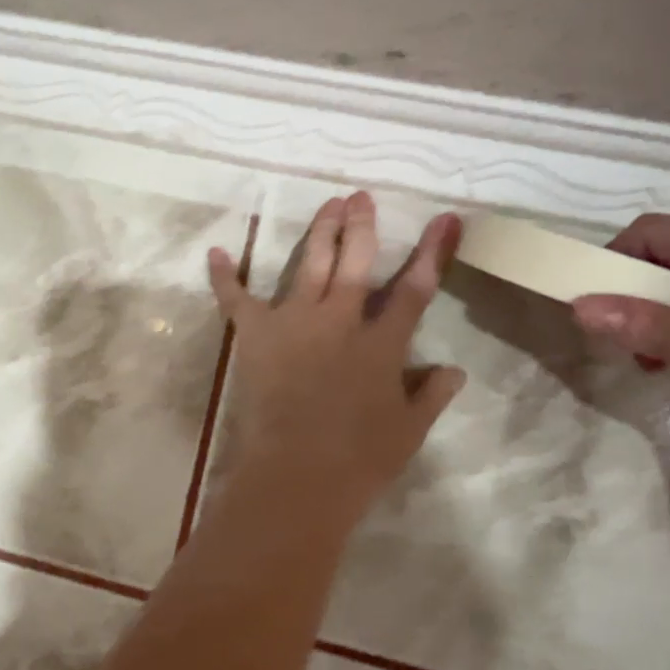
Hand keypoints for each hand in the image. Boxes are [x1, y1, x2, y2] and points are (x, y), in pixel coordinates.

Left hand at [208, 191, 466, 516]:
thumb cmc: (360, 459)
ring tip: (327, 204)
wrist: (298, 472)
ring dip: (319, 232)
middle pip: (354, 262)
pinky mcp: (255, 335)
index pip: (413, 289)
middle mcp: (340, 321)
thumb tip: (454, 371)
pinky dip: (223, 276)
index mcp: (382, 344)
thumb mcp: (409, 430)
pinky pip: (236, 298)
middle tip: (360, 197)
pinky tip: (215, 251)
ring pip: (308, 265)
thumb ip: (431, 396)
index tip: (443, 219)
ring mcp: (294, 322)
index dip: (430, 252)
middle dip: (360, 226)